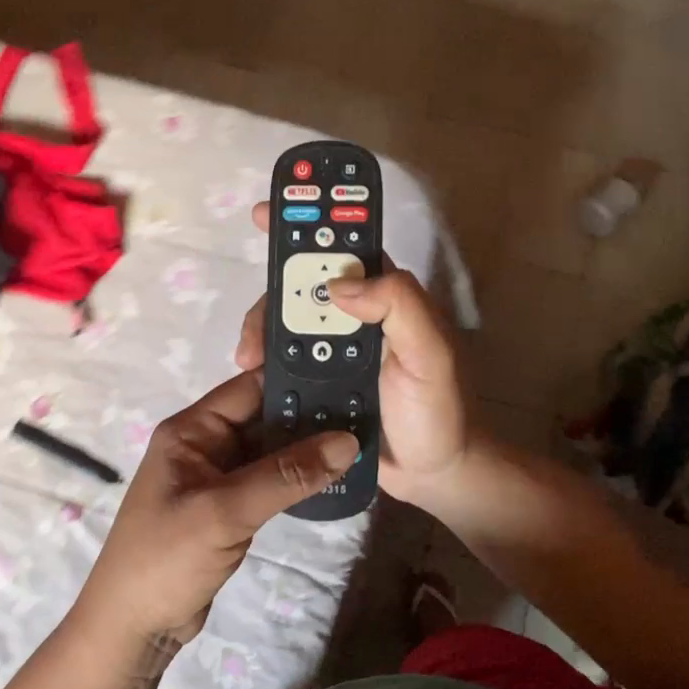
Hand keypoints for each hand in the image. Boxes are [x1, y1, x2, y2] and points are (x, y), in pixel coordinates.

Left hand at [76, 368, 359, 649]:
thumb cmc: (166, 560)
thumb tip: (348, 441)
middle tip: (368, 407)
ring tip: (364, 436)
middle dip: (311, 413)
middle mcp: (204, 446)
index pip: (250, 387)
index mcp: (191, 431)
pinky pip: (271, 481)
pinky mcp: (229, 508)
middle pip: (265, 416)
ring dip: (310, 447)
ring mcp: (217, 479)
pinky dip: (300, 477)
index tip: (348, 372)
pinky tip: (337, 475)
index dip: (296, 378)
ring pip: (272, 450)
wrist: (133, 627)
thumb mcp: (226, 512)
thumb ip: (286, 475)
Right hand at [235, 202, 467, 504]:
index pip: (345, 248)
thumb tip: (339, 284)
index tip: (268, 213)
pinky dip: (263, 364)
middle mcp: (356, 317)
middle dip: (272, 291)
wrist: (433, 476)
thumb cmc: (440, 413)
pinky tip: (251, 375)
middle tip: (253, 324)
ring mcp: (333, 352)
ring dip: (261, 331)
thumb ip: (400, 307)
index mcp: (386, 298)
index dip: (309, 221)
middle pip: (302, 285)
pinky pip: (281, 362)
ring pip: (285, 323)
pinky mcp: (316, 384)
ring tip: (249, 359)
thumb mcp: (431, 353)